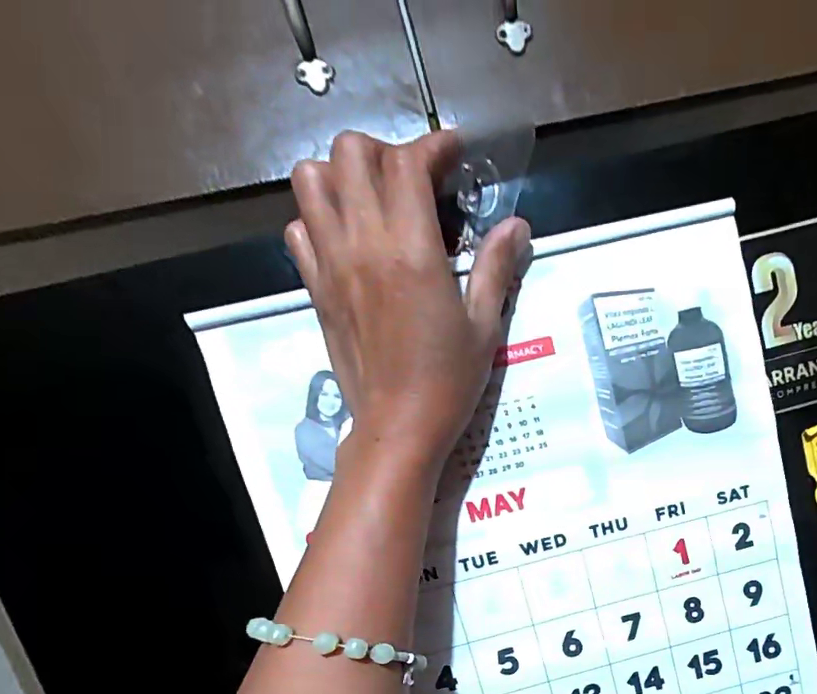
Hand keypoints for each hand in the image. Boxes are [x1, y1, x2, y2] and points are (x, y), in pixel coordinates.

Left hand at [285, 130, 532, 480]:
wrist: (398, 425)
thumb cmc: (449, 380)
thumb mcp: (483, 325)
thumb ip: (496, 267)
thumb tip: (517, 226)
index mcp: (411, 251)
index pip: (407, 163)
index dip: (433, 144)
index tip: (454, 151)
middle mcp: (362, 245)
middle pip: (349, 153)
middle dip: (385, 151)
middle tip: (415, 179)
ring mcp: (331, 264)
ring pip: (311, 180)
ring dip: (343, 175)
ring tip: (376, 201)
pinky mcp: (315, 288)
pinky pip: (299, 228)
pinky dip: (319, 217)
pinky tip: (350, 240)